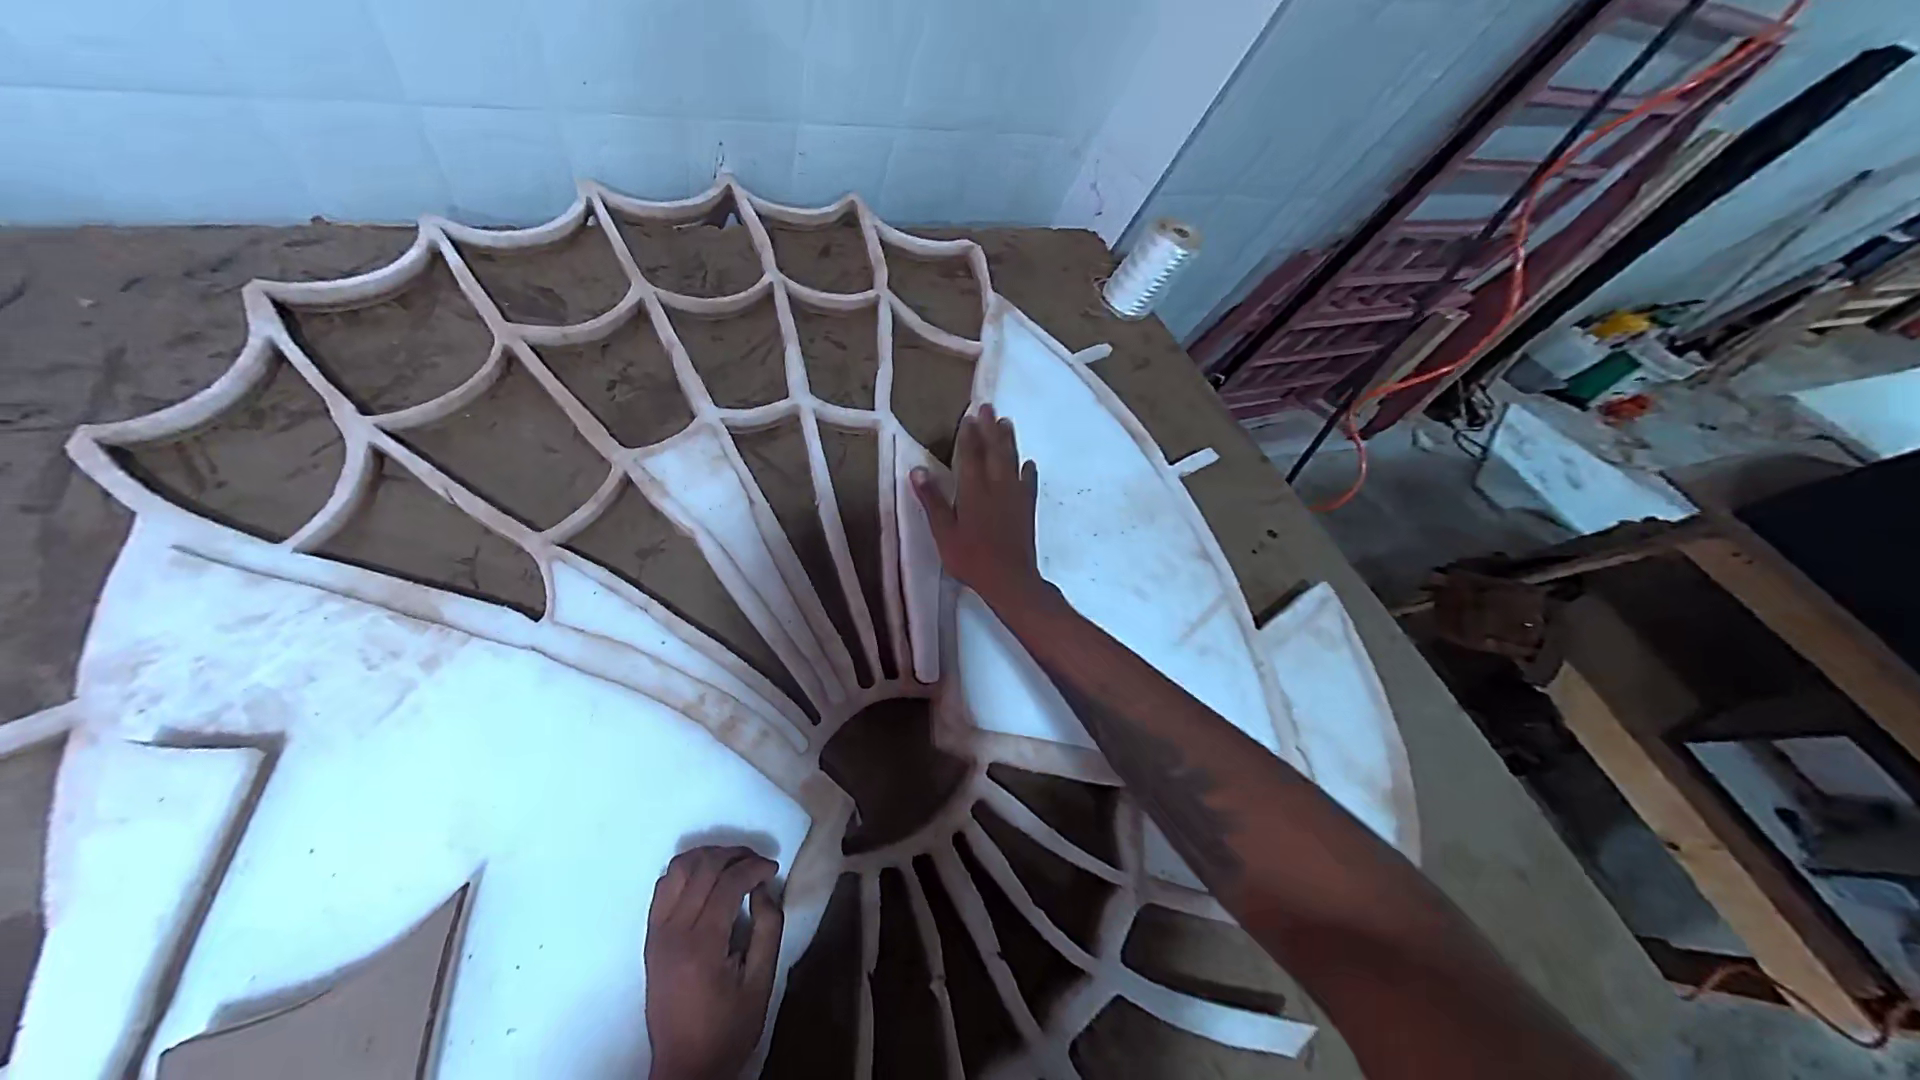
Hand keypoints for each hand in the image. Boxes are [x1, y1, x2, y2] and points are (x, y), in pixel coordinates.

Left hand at [644, 846, 784, 1079]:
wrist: (685, 1068)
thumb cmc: (728, 1029)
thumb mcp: (761, 981)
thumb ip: (768, 927)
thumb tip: (763, 888)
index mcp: (701, 945)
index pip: (727, 882)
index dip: (754, 866)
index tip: (773, 869)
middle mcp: (673, 932)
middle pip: (702, 868)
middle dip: (735, 855)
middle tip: (758, 862)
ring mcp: (657, 934)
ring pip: (678, 870)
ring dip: (708, 857)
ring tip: (733, 863)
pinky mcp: (650, 939)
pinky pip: (663, 887)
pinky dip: (686, 872)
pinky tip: (707, 879)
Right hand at [911, 405, 1054, 616]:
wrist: (1010, 579)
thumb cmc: (971, 558)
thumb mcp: (944, 532)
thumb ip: (932, 500)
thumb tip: (917, 471)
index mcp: (973, 490)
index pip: (970, 454)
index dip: (969, 434)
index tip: (969, 415)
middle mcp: (997, 486)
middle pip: (994, 450)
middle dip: (990, 428)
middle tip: (988, 407)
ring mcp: (1015, 496)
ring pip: (1012, 461)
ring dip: (1008, 441)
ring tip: (1006, 423)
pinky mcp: (1027, 508)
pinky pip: (1028, 483)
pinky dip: (1027, 470)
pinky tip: (1027, 464)